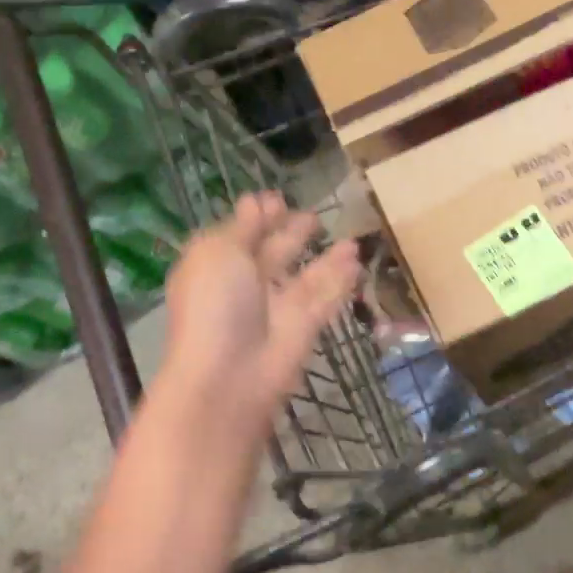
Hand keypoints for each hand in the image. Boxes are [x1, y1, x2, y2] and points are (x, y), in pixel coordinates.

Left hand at [162, 192, 360, 421]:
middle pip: (274, 255)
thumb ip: (243, 227)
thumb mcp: (218, 252)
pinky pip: (325, 299)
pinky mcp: (304, 328)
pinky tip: (357, 263)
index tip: (277, 198)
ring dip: (328, 259)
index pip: (241, 235)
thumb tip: (256, 201)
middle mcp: (247, 285)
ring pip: (307, 278)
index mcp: (218, 265)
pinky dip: (340, 282)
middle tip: (315, 216)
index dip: (258, 217)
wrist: (230, 374)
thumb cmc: (215, 305)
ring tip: (352, 240)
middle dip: (292, 234)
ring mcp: (277, 309)